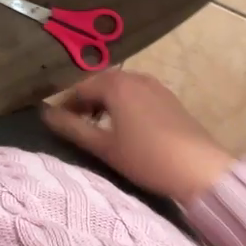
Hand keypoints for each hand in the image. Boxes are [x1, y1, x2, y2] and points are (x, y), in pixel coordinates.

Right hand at [40, 69, 236, 200]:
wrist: (200, 169)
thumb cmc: (146, 157)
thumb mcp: (103, 146)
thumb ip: (71, 127)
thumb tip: (45, 113)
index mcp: (115, 84)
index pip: (80, 87)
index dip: (65, 104)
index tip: (58, 122)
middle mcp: (135, 77)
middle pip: (100, 84)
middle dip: (85, 101)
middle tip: (76, 124)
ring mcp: (155, 86)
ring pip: (120, 88)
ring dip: (105, 103)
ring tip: (99, 127)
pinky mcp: (169, 98)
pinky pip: (137, 94)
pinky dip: (124, 105)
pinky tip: (125, 127)